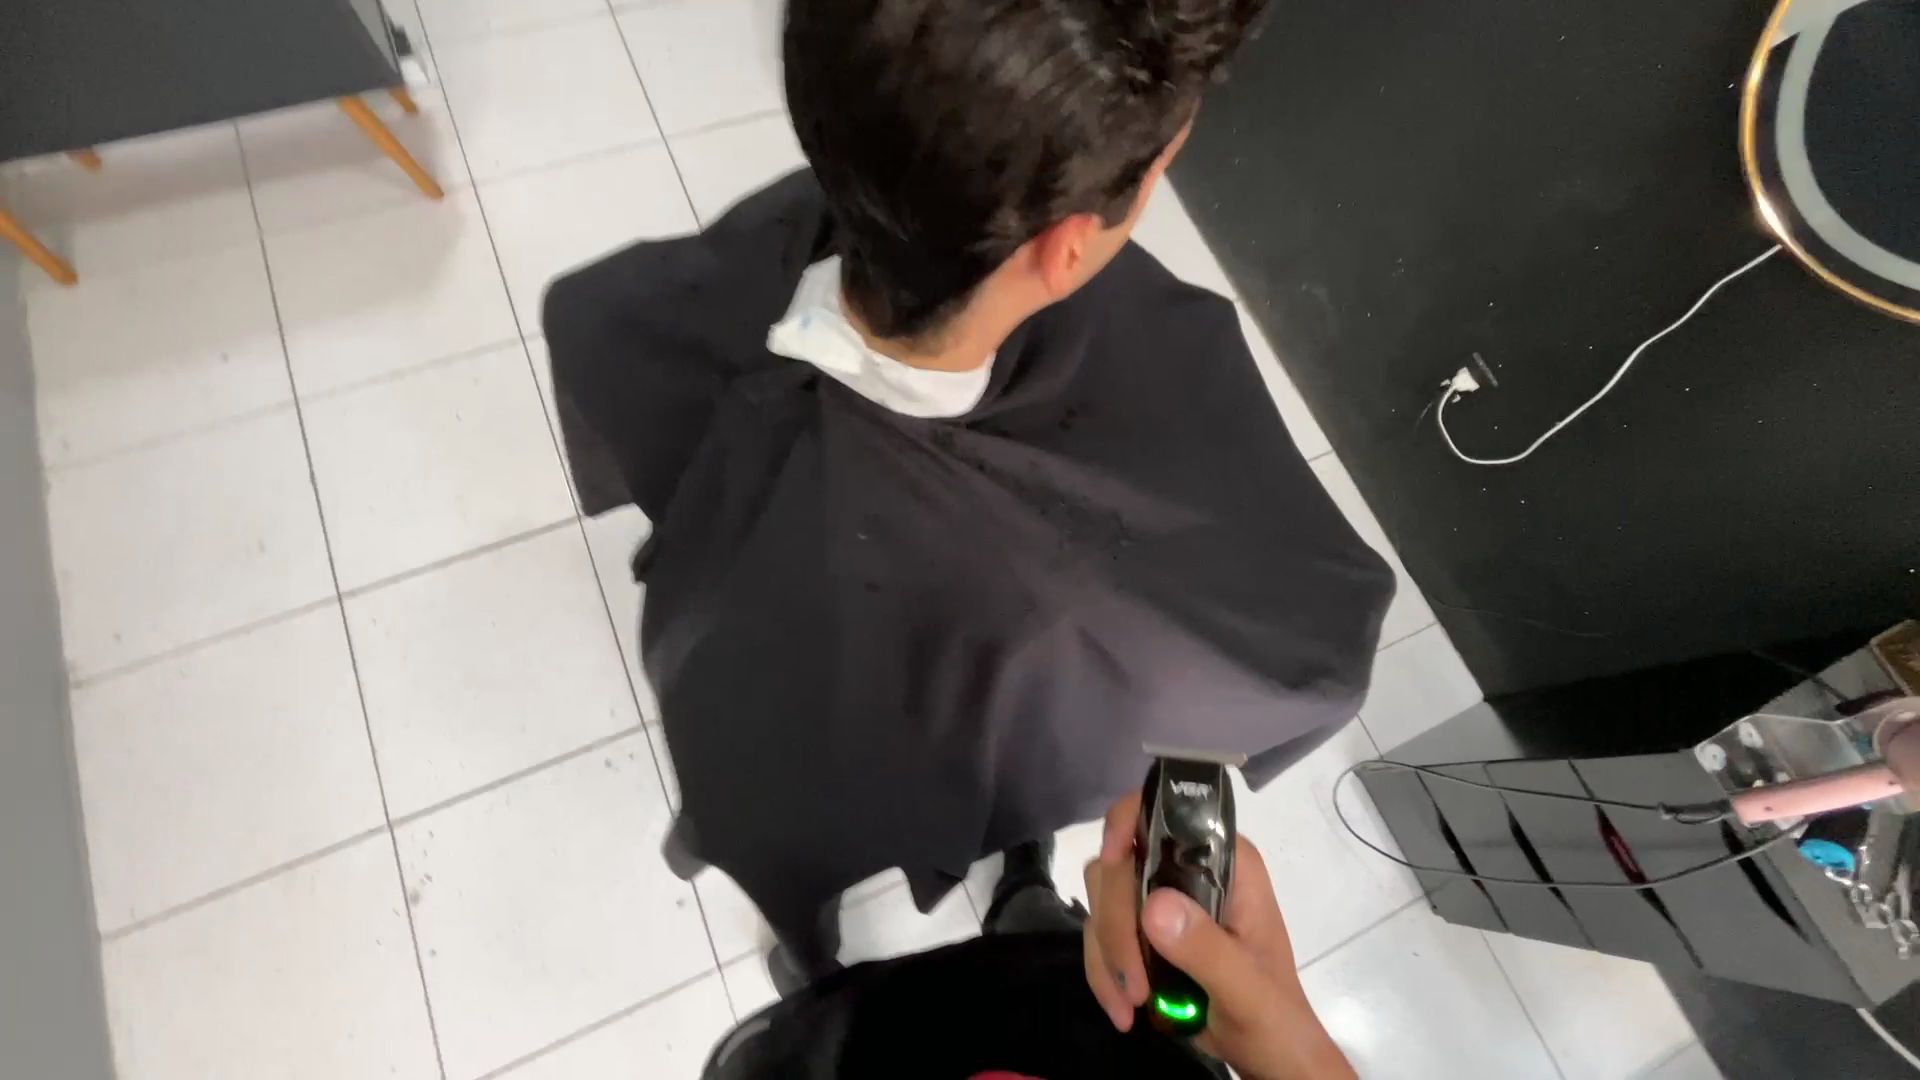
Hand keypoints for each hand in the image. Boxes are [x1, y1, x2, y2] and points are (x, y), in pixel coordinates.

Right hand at [1083, 792, 1356, 1079]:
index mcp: (1224, 860)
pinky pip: (1099, 929)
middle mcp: (1186, 864)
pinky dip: (1102, 969)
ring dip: (1107, 950)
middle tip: (1133, 983)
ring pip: (1103, 894)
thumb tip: (1154, 908)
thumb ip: (1207, 950)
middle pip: (1122, 861)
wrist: (1268, 1056)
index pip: (1167, 811)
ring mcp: (1159, 893)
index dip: (1129, 820)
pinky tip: (1121, 1008)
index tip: (1112, 858)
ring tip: (1130, 1004)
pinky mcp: (1140, 925)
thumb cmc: (1273, 1018)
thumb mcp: (1249, 991)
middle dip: (1117, 923)